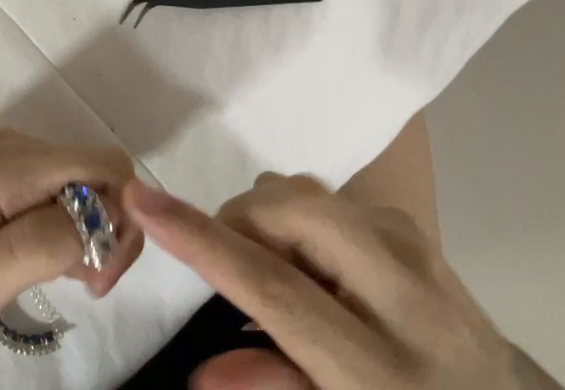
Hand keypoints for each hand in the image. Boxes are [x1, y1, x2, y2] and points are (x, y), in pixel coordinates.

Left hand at [0, 128, 145, 367]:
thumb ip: (40, 246)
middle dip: (110, 231)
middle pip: (98, 174)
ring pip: (83, 186)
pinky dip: (70, 232)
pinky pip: (59, 195)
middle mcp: (10, 149)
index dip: (122, 216)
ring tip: (66, 285)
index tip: (101, 275)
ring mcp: (3, 162)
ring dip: (91, 236)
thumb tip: (106, 216)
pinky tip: (49, 266)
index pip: (104, 165)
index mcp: (5, 165)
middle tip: (86, 289)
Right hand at [124, 175, 560, 389]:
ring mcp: (422, 257)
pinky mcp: (419, 234)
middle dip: (240, 216)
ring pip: (312, 194)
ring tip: (274, 269)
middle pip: (299, 212)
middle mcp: (410, 302)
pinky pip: (333, 199)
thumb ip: (274, 387)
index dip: (201, 241)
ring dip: (270, 219)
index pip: (274, 288)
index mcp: (385, 372)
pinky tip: (310, 264)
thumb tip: (199, 374)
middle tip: (226, 256)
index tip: (142, 200)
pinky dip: (299, 219)